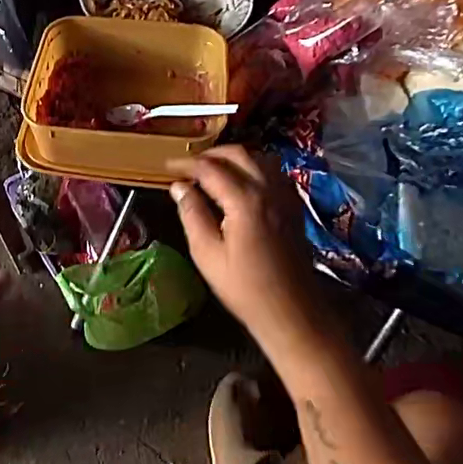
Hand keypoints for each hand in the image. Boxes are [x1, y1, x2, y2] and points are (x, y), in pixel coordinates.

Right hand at [168, 147, 320, 335]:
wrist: (290, 309)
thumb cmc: (244, 287)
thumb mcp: (207, 254)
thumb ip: (192, 214)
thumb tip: (179, 187)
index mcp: (245, 200)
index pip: (210, 168)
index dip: (186, 164)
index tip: (167, 167)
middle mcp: (269, 189)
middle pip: (238, 154)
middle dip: (211, 154)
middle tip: (189, 165)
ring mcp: (286, 196)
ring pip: (259, 158)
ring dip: (234, 158)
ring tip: (213, 170)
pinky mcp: (295, 205)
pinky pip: (274, 172)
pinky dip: (254, 168)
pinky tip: (242, 183)